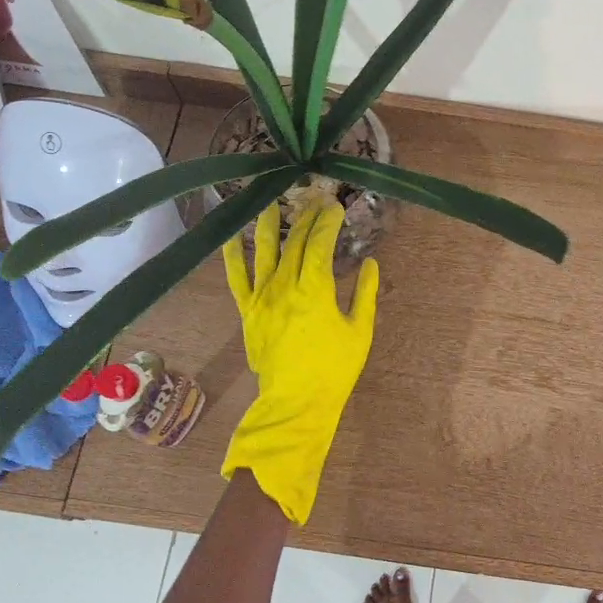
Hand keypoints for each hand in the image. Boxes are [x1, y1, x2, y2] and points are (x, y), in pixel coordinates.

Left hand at [220, 199, 378, 524]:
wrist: (296, 402)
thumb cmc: (334, 370)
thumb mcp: (360, 332)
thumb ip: (366, 295)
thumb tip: (371, 264)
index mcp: (316, 291)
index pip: (320, 245)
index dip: (328, 223)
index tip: (336, 207)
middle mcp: (285, 287)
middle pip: (294, 244)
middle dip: (306, 219)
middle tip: (315, 201)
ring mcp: (263, 298)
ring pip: (264, 252)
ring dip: (269, 224)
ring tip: (272, 202)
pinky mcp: (248, 312)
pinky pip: (237, 279)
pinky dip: (233, 255)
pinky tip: (231, 235)